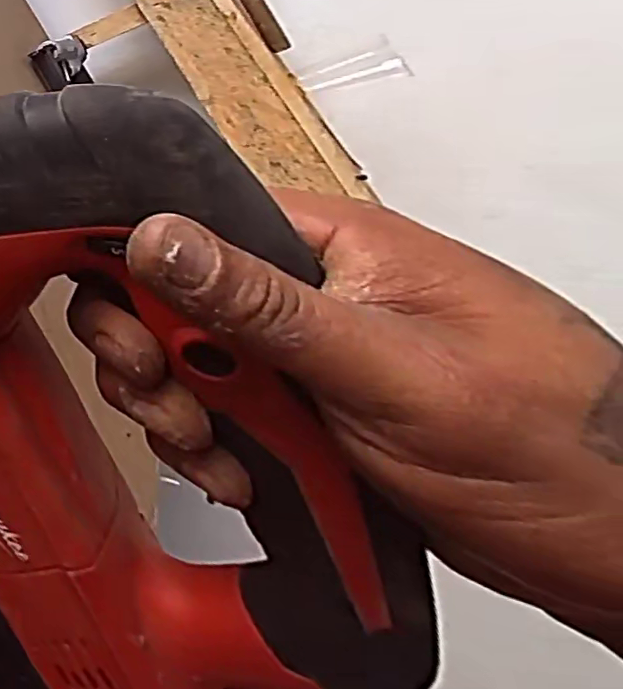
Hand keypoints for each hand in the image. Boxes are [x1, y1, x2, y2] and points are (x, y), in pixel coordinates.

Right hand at [69, 190, 622, 647]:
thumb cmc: (565, 449)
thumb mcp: (393, 371)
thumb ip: (262, 301)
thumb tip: (156, 235)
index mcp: (315, 242)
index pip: (175, 222)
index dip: (124, 264)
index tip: (125, 320)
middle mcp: (282, 283)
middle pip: (147, 292)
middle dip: (141, 351)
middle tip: (165, 388)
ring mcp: (273, 341)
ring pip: (159, 353)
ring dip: (167, 407)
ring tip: (212, 446)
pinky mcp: (270, 391)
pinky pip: (189, 402)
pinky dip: (194, 442)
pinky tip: (235, 467)